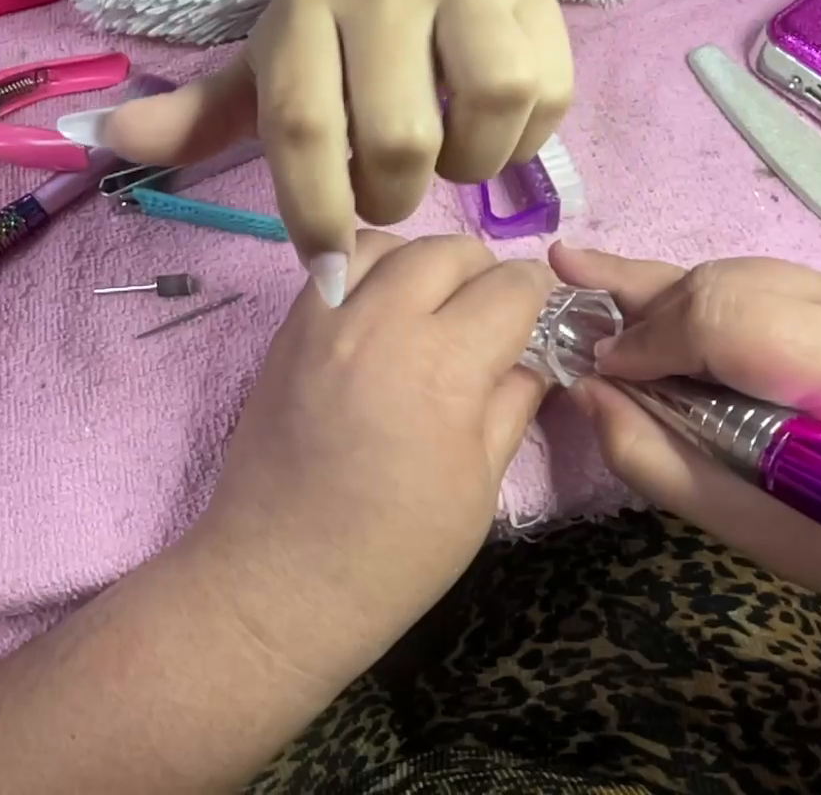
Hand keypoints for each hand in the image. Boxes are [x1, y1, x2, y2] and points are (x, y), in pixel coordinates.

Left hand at [77, 0, 573, 307]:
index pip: (301, 133)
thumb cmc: (327, 48)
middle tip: (388, 189)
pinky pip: (545, 93)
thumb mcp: (256, 83)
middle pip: (401, 140)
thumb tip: (97, 138)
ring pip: (487, 112)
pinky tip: (488, 128)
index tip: (330, 269)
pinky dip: (522, 136)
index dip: (316, 217)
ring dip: (468, 164)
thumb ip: (191, 120)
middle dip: (395, 195)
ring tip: (445, 156)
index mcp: (299, 17)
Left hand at [183, 230, 554, 684]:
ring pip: (389, 245)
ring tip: (431, 303)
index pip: (510, 288)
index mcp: (443, 366)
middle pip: (451, 251)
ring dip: (423, 262)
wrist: (280, 575)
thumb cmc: (393, 552)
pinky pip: (334, 267)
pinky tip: (378, 310)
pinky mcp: (289, 329)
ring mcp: (326, 320)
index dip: (537, 295)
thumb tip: (531, 358)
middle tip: (490, 314)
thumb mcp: (478, 486)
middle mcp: (382, 323)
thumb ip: (511, 404)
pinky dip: (368, 270)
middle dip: (485, 273)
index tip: (540, 313)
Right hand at [548, 245, 820, 621]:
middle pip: (722, 285)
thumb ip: (646, 452)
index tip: (599, 370)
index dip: (650, 341)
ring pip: (729, 273)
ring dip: (660, 296)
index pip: (728, 321)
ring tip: (592, 292)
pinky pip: (748, 280)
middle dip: (647, 314)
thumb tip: (583, 385)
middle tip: (591, 341)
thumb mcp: (730, 518)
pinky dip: (690, 294)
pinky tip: (633, 283)